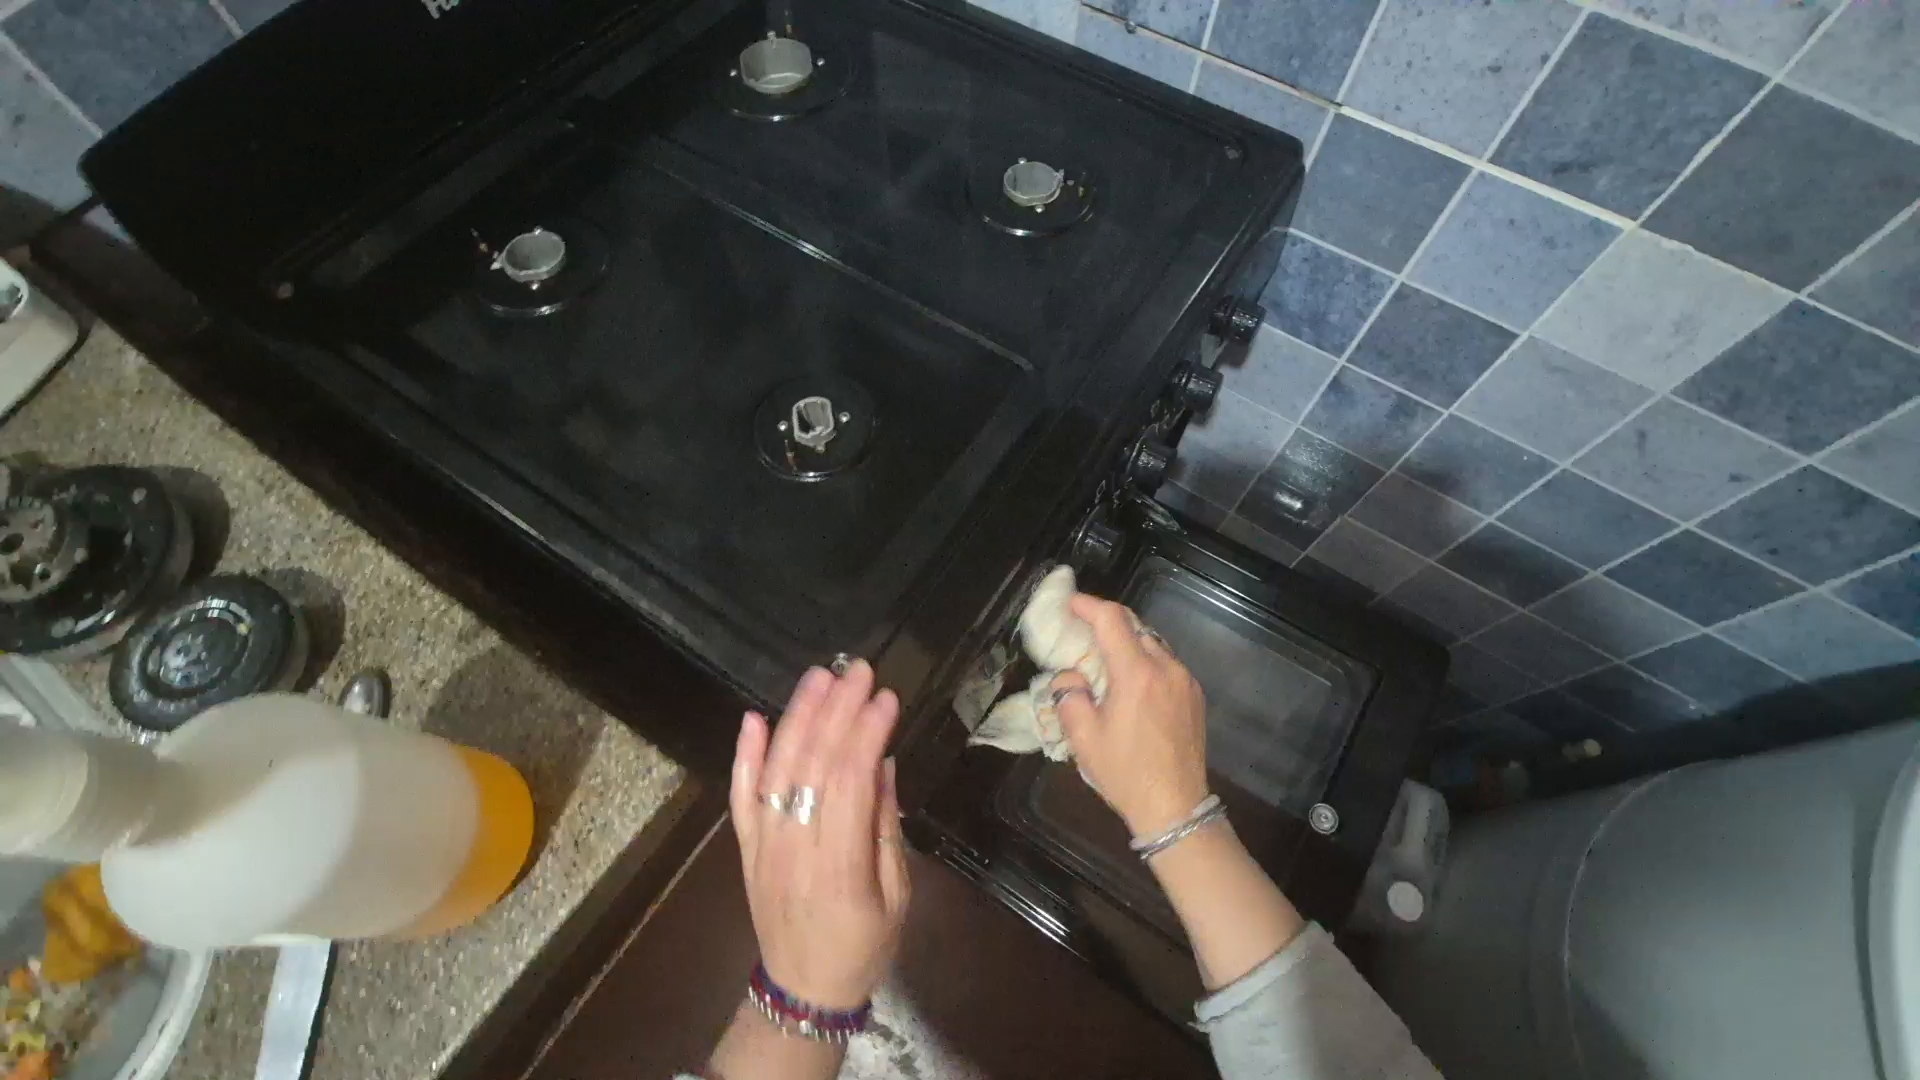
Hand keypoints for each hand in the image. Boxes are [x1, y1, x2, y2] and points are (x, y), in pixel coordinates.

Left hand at [728, 661, 910, 1009]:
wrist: (803, 989)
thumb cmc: (863, 944)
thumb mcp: (897, 894)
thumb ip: (886, 827)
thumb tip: (883, 762)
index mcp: (840, 867)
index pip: (850, 782)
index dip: (867, 733)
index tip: (886, 697)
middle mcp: (795, 848)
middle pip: (812, 765)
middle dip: (837, 711)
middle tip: (857, 671)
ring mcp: (763, 845)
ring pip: (776, 770)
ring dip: (797, 717)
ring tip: (818, 678)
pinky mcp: (744, 847)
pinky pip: (740, 795)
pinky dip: (744, 754)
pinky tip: (755, 717)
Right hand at [1051, 594, 1209, 838]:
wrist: (1175, 808)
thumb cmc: (1125, 773)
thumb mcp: (1083, 737)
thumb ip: (1069, 695)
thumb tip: (1070, 675)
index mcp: (1136, 674)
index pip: (1111, 620)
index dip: (1088, 605)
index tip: (1069, 604)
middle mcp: (1166, 668)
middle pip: (1134, 626)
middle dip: (1106, 622)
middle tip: (1081, 631)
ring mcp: (1185, 681)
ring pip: (1152, 643)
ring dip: (1127, 642)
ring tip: (1104, 657)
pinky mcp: (1195, 695)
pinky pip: (1166, 663)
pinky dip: (1144, 661)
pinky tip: (1131, 681)